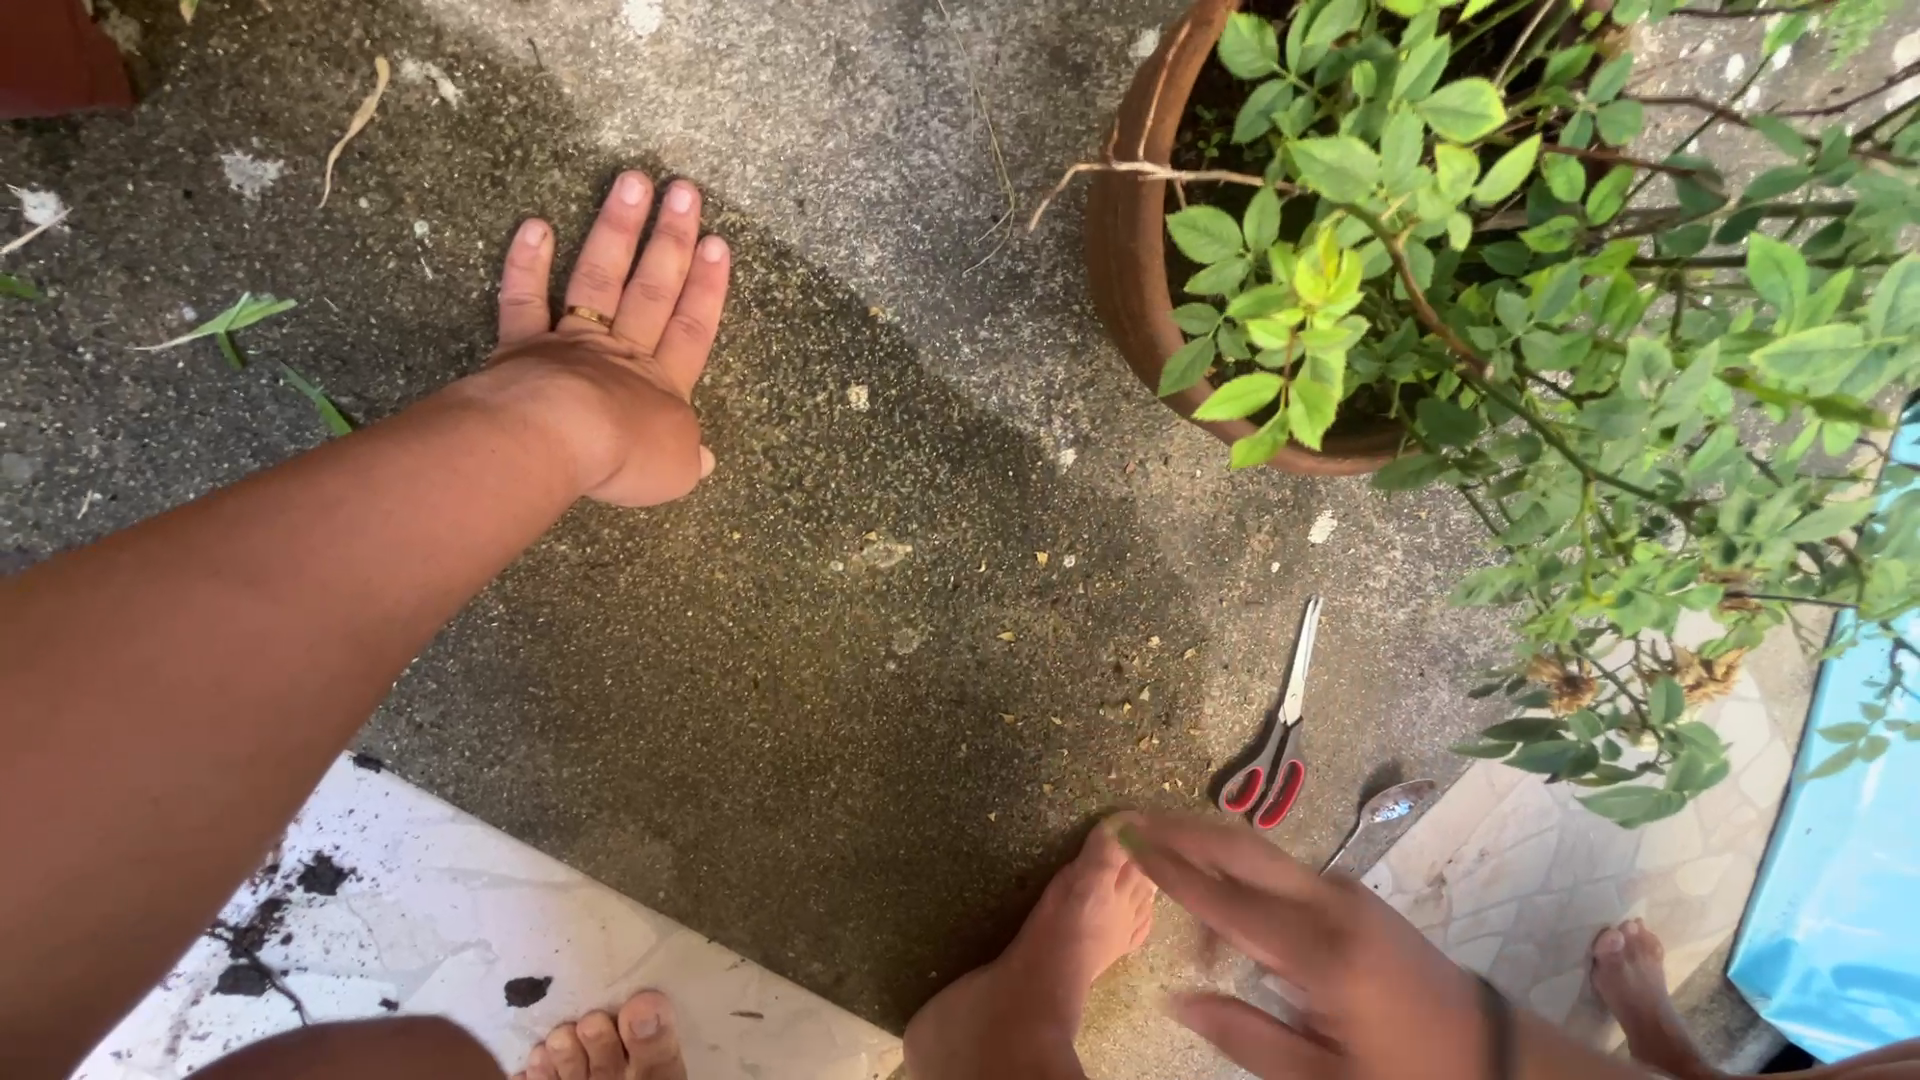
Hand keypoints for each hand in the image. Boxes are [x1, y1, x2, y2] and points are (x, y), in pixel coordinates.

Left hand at [486, 171, 729, 506]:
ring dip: (617, 230)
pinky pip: (523, 299)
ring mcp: (572, 343)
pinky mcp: (522, 345)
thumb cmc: (626, 457)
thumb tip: (707, 458)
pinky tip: (536, 225)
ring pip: (599, 278)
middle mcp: (624, 353)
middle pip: (653, 289)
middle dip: (672, 240)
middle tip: (684, 191)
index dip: (708, 288)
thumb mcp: (675, 473)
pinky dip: (527, 264)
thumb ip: (690, 459)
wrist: (558, 441)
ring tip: (632, 182)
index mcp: (664, 384)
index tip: (719, 243)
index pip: (694, 327)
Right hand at [1119, 814, 1493, 1079]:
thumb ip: (1245, 1037)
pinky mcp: (1349, 892)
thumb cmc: (1406, 1077)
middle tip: (1133, 819)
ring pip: (1257, 854)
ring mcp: (1343, 891)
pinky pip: (1279, 873)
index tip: (1129, 843)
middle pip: (1241, 848)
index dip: (1172, 872)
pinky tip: (1221, 911)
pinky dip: (1238, 874)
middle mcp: (1330, 904)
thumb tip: (1178, 1000)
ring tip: (1165, 866)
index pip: (1227, 902)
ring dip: (1207, 852)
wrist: (1495, 1056)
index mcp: (1321, 954)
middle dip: (1183, 829)